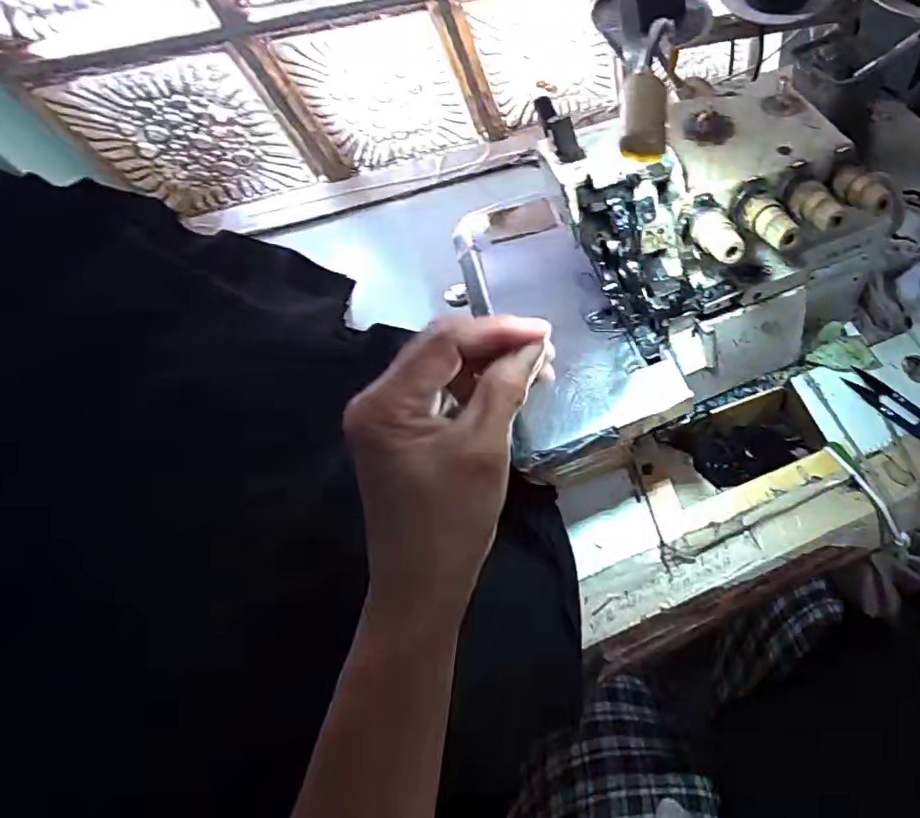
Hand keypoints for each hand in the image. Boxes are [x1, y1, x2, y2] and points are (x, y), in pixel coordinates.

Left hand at [342, 315, 552, 629]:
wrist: (421, 588)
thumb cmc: (452, 522)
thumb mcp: (484, 447)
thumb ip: (506, 386)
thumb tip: (533, 345)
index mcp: (386, 402)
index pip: (444, 341)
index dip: (498, 330)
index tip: (543, 332)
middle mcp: (376, 399)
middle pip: (440, 347)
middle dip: (494, 343)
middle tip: (543, 348)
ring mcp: (385, 415)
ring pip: (442, 366)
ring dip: (487, 362)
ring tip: (534, 368)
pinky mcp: (400, 430)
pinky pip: (439, 391)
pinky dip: (474, 385)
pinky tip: (507, 387)